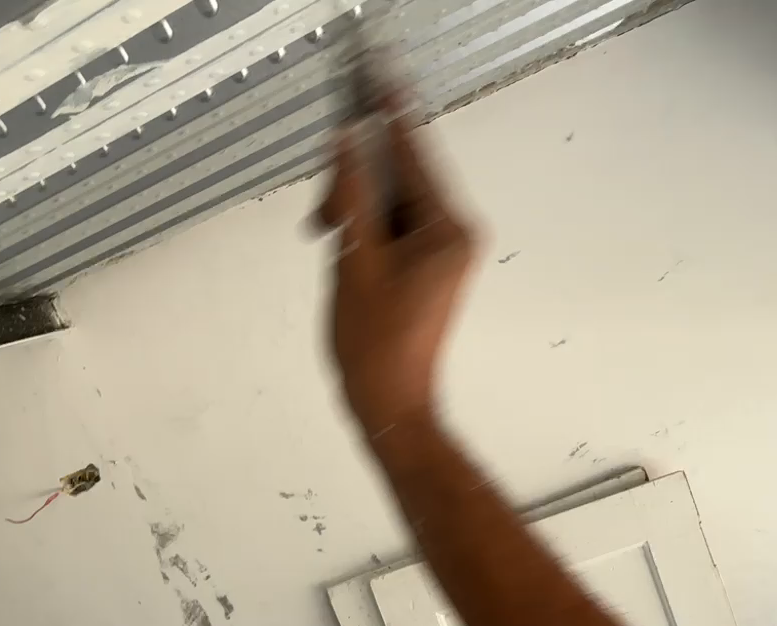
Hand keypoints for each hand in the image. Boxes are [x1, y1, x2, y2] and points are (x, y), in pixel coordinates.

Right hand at [315, 99, 479, 434]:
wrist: (390, 403)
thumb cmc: (375, 345)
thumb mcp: (355, 261)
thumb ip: (350, 197)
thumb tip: (345, 143)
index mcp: (447, 229)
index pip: (412, 153)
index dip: (386, 112)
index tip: (373, 71)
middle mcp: (454, 235)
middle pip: (399, 178)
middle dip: (354, 187)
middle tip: (321, 218)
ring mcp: (443, 253)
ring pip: (391, 205)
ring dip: (355, 213)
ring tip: (329, 243)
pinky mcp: (429, 269)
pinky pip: (393, 231)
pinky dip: (365, 233)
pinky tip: (344, 252)